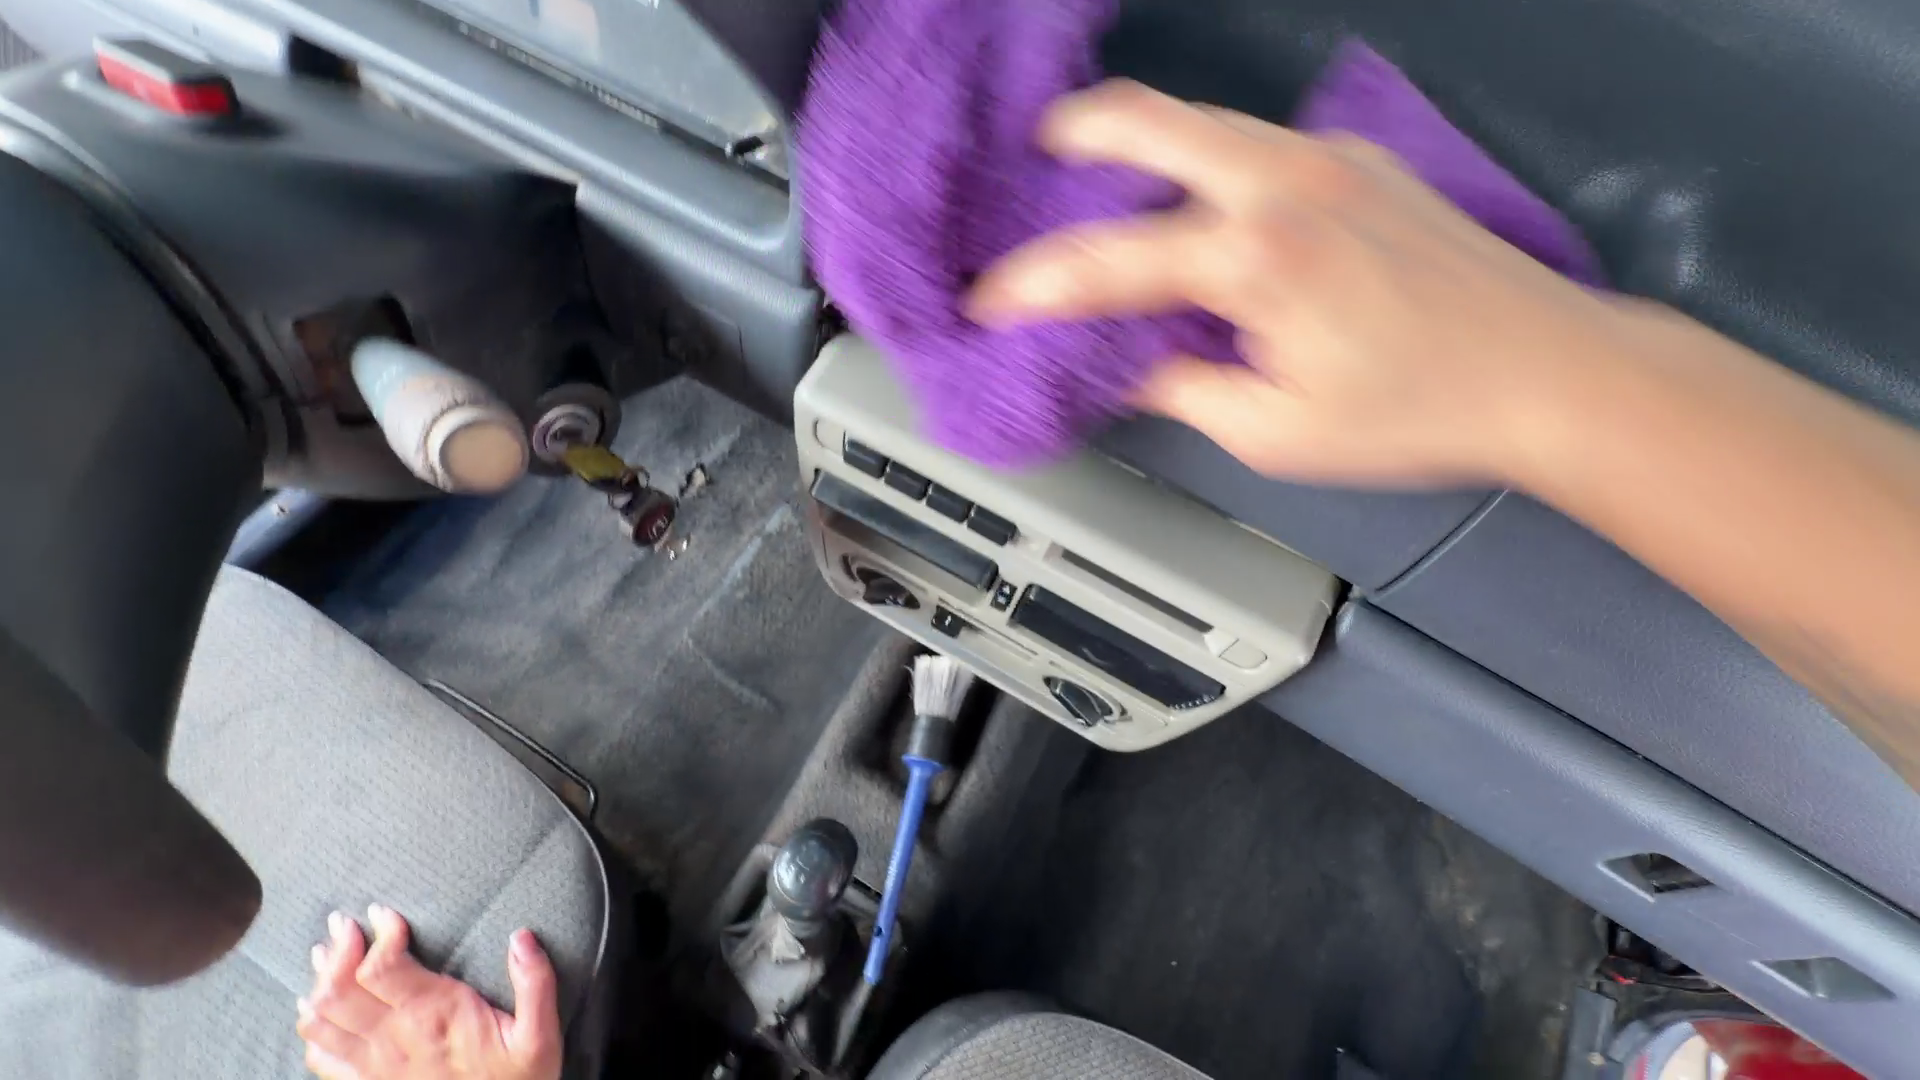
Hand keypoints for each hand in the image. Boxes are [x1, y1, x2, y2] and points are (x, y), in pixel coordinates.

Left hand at [296, 904, 561, 1079]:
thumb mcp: (540, 1034)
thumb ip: (535, 981)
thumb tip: (521, 936)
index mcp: (436, 1016)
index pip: (384, 968)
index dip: (378, 935)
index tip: (384, 911)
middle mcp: (395, 1039)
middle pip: (341, 990)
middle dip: (339, 949)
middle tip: (344, 921)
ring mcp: (374, 1067)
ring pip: (323, 1020)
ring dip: (319, 982)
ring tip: (325, 950)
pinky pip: (319, 1058)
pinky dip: (311, 1028)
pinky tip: (313, 1009)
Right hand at [968, 79, 1647, 488]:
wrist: (1552, 374)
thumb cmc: (1414, 415)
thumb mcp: (1273, 431)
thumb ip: (1181, 386)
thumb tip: (1126, 365)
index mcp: (1257, 257)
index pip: (1108, 265)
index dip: (1032, 286)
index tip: (985, 301)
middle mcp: (1286, 183)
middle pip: (1153, 124)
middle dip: (1078, 136)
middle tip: (1032, 157)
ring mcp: (1327, 161)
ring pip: (1202, 123)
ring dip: (1137, 142)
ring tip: (1092, 170)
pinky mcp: (1357, 164)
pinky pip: (1249, 146)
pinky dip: (1196, 162)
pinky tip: (1188, 203)